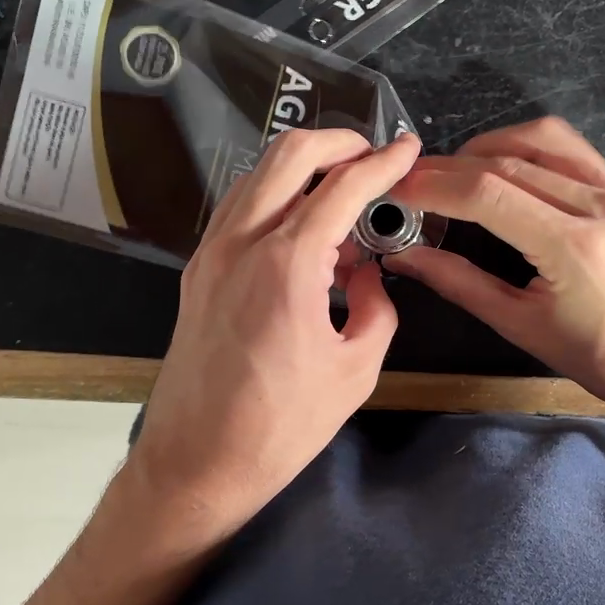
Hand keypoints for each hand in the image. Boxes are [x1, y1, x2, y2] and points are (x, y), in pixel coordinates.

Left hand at [120, 130, 419, 547]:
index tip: (407, 147)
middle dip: (336, 142)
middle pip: (287, 155)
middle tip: (372, 154)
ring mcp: (211, 254)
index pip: (341, 187)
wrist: (197, 463)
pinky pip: (241, 211)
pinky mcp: (198, 273)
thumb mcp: (356, 369)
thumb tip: (368, 275)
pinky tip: (307, 236)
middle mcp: (241, 242)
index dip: (382, 162)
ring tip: (346, 200)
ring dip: (304, 170)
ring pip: (258, 177)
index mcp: (286, 264)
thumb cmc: (283, 424)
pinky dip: (278, 202)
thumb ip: (376, 308)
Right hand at [385, 117, 604, 420]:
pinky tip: (508, 171)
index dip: (433, 186)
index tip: (397, 189)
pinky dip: (531, 150)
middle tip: (415, 181)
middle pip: (508, 160)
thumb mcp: (523, 326)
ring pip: (542, 140)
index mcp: (574, 246)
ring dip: (491, 145)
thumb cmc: (601, 358)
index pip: (487, 192)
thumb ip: (460, 283)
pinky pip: (572, 150)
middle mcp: (602, 204)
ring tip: (457, 171)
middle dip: (452, 166)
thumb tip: (405, 257)